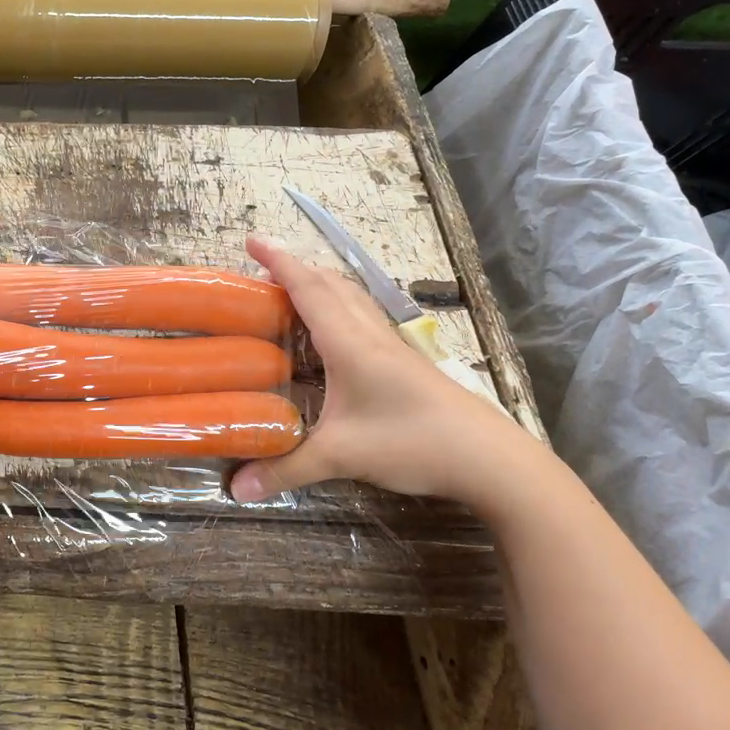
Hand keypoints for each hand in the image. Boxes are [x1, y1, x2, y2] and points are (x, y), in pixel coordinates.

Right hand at [229, 236, 535, 507]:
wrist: (494, 462)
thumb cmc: (413, 443)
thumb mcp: (341, 457)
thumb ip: (286, 470)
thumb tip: (236, 490)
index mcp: (350, 344)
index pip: (309, 289)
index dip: (280, 262)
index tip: (253, 239)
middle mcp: (371, 336)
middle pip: (332, 285)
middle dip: (296, 267)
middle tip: (263, 264)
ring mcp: (393, 349)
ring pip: (352, 300)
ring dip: (320, 285)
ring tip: (291, 288)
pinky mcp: (406, 365)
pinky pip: (363, 319)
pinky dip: (338, 308)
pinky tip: (332, 333)